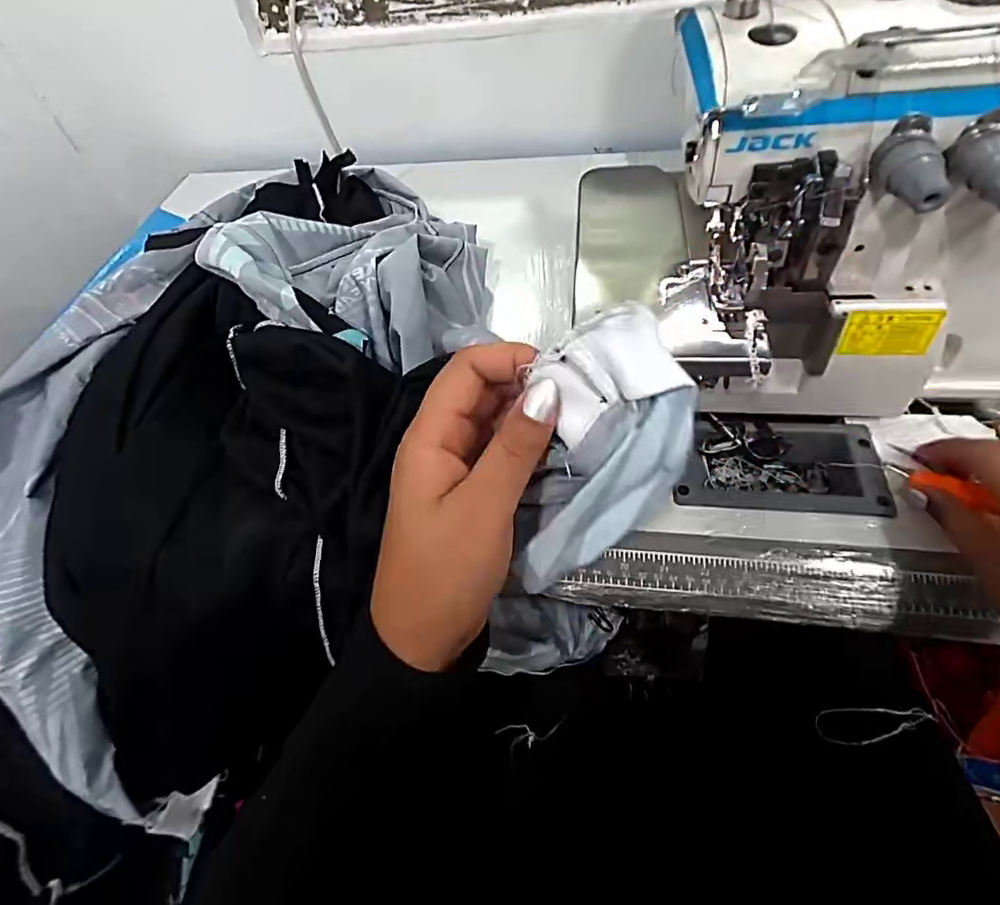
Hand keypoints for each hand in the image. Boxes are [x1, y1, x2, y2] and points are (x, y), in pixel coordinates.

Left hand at [372, 343, 559, 670]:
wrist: (423, 640)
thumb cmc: (446, 572)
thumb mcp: (484, 506)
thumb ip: (515, 445)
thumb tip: (547, 388)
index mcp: (430, 437)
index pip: (465, 371)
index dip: (507, 359)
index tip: (556, 371)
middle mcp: (441, 442)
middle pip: (480, 391)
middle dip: (525, 384)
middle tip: (575, 395)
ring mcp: (456, 467)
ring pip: (494, 421)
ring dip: (530, 414)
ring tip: (574, 417)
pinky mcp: (472, 490)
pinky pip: (500, 451)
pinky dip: (527, 444)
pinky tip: (556, 447)